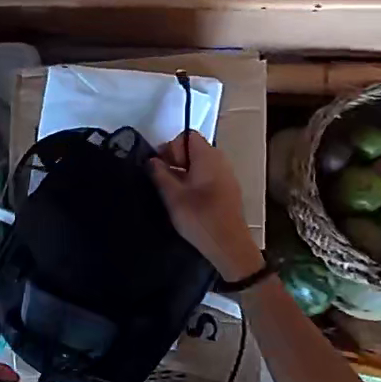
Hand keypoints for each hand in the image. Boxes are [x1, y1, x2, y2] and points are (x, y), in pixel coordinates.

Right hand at [148, 130, 264, 279]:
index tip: (162, 166)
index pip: (187, 136)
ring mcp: (227, 175)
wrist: (229, 246)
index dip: (171, 147)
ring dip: (184, 173)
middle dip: (176, 161)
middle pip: (193, 149)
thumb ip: (159, 174)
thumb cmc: (200, 218)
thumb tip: (151, 161)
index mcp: (208, 156)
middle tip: (163, 180)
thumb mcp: (173, 196)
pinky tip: (188, 201)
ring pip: (200, 164)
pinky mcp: (228, 190)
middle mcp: (221, 160)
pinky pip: (208, 176)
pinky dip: (195, 182)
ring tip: (173, 192)